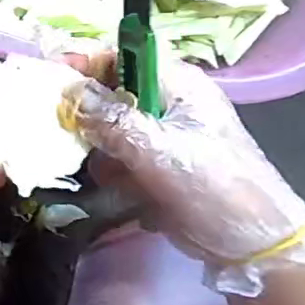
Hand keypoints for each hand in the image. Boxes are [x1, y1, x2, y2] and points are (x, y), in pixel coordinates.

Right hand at [66, 55, 304, 292]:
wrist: (254, 249)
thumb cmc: (216, 190)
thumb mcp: (160, 152)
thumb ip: (112, 120)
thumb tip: (67, 92)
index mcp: (178, 85)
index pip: (121, 55)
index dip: (85, 63)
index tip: (51, 83)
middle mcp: (167, 102)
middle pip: (109, 93)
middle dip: (90, 118)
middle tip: (75, 139)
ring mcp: (162, 135)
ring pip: (108, 129)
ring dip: (103, 154)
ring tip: (117, 178)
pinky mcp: (156, 164)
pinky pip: (117, 157)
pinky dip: (115, 174)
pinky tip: (128, 193)